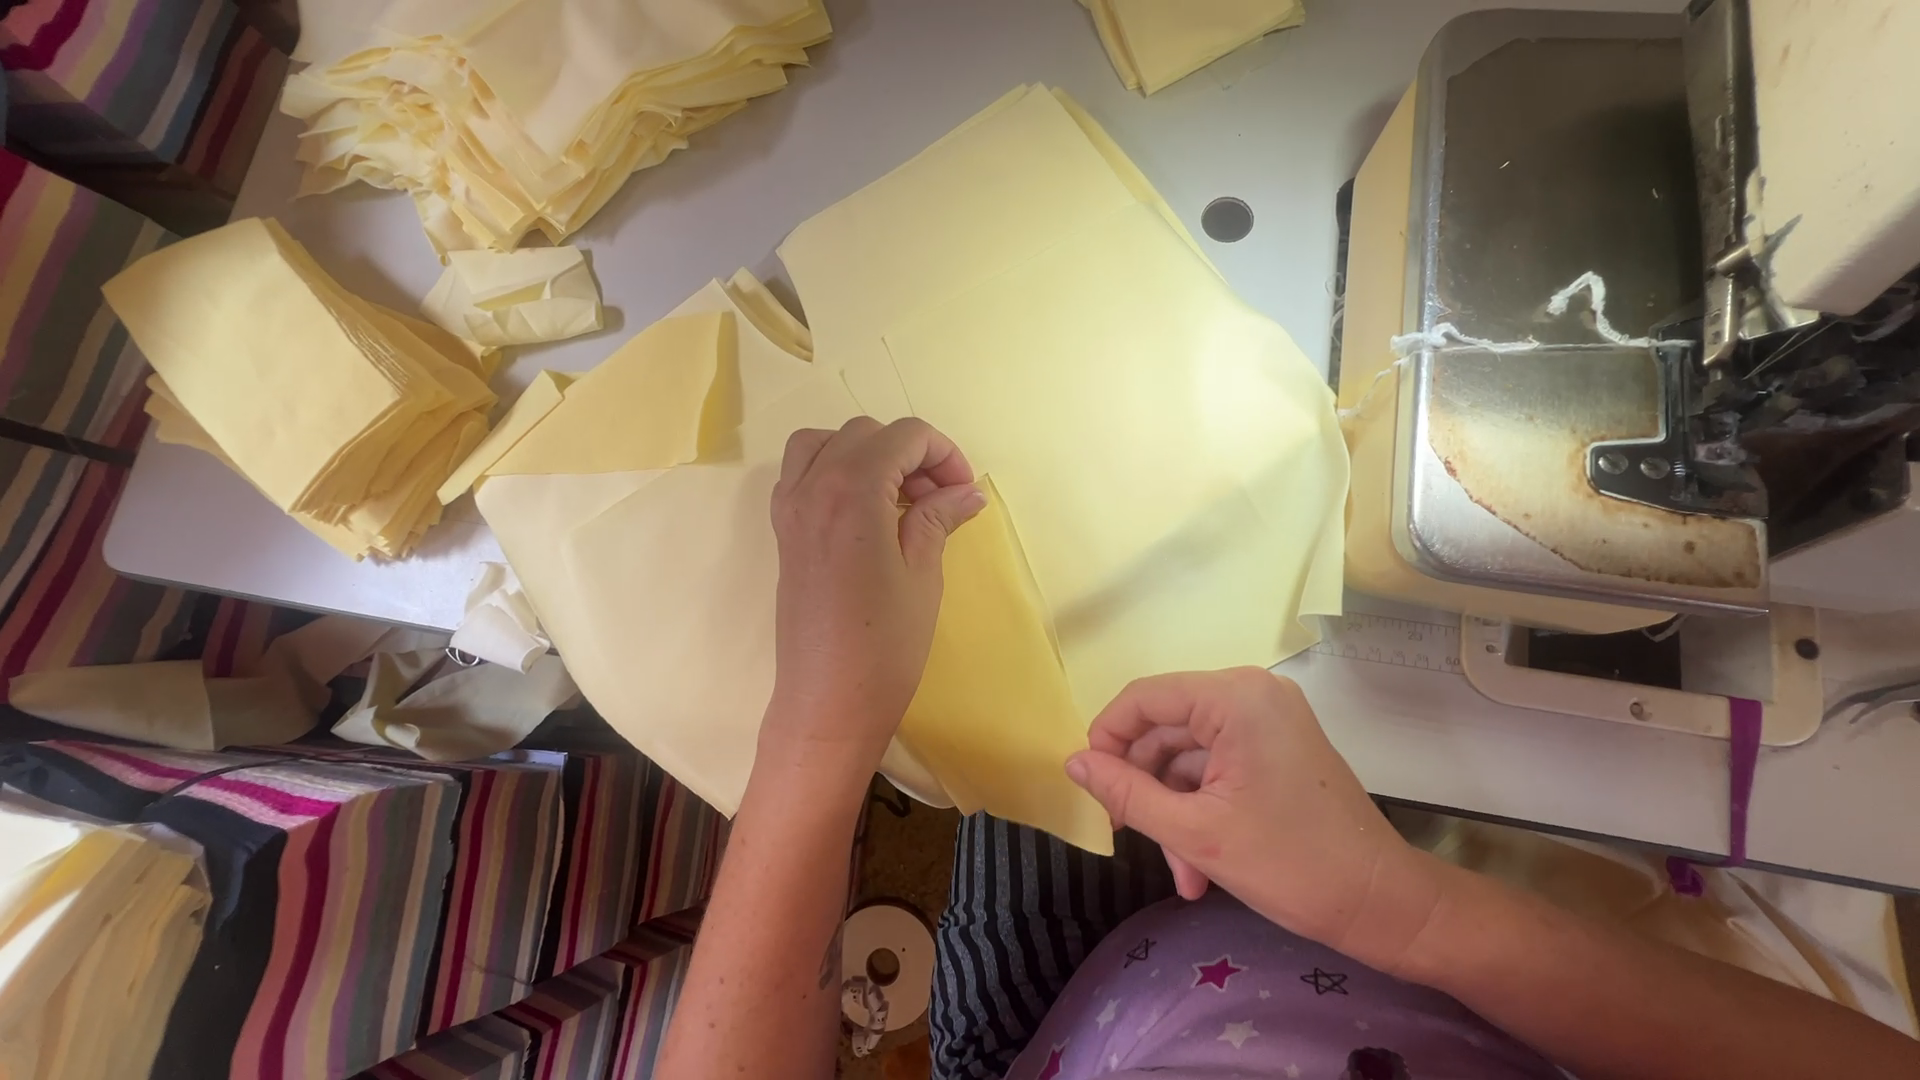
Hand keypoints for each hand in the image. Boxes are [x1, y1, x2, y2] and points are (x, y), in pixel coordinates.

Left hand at [766, 417, 984, 768]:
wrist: (828, 702)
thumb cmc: (885, 644)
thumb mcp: (923, 574)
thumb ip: (938, 518)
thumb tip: (966, 492)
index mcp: (851, 491)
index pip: (903, 436)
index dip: (943, 453)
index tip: (964, 491)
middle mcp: (812, 486)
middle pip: (865, 434)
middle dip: (910, 453)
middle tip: (941, 497)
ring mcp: (790, 508)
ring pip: (824, 443)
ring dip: (866, 454)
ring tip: (898, 495)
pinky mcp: (783, 532)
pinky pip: (801, 473)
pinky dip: (833, 471)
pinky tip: (864, 511)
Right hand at [1065, 669, 1440, 965]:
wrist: (1384, 906)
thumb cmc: (1290, 864)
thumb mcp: (1194, 832)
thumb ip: (1125, 792)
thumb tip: (1072, 763)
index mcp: (1234, 697)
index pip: (1144, 698)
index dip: (1107, 737)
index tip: (1090, 785)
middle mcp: (1251, 693)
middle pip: (1165, 727)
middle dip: (1145, 786)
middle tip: (1126, 834)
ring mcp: (1267, 718)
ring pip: (1188, 754)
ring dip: (1173, 809)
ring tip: (1179, 871)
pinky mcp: (1276, 744)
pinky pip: (1216, 765)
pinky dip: (1200, 808)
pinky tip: (1198, 866)